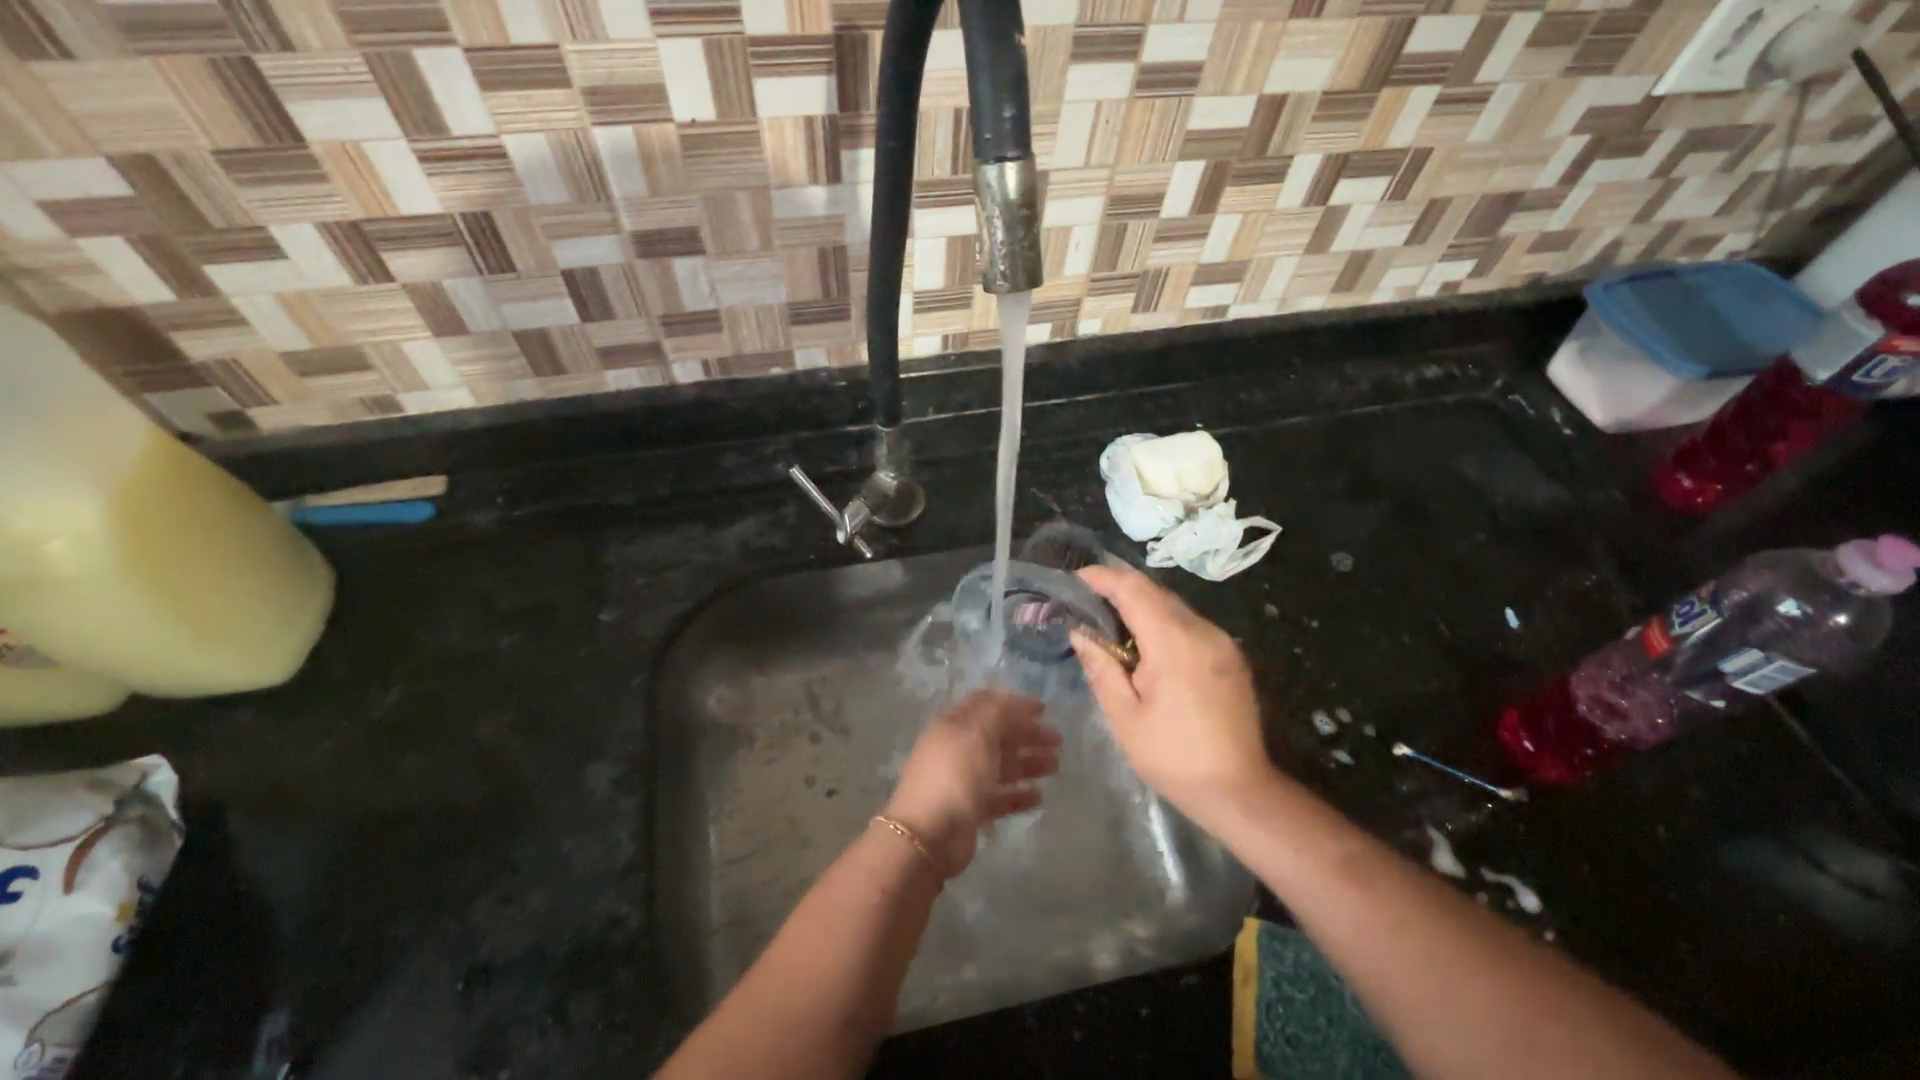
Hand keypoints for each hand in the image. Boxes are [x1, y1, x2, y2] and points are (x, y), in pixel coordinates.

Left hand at [882, 690, 1061, 877]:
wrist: (928, 835)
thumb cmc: (954, 777)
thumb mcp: (977, 735)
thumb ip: (999, 714)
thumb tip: (1017, 702)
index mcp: (954, 726)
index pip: (986, 704)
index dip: (1014, 704)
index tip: (1043, 709)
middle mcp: (958, 750)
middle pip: (997, 736)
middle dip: (1027, 734)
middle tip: (1058, 740)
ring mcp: (964, 781)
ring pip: (1001, 766)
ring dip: (1028, 763)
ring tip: (1056, 766)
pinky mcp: (971, 810)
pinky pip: (999, 798)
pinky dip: (1018, 796)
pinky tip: (1039, 797)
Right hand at [1070, 562, 1274, 822]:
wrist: (1237, 789)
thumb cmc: (1172, 756)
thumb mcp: (1124, 716)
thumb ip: (1101, 667)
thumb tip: (1080, 633)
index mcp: (1173, 642)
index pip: (1133, 590)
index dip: (1103, 578)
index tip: (1076, 578)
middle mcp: (1203, 631)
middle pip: (1156, 592)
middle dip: (1121, 589)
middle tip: (1088, 601)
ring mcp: (1223, 642)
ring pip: (1176, 607)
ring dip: (1143, 606)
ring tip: (1113, 624)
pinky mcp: (1231, 657)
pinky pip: (1192, 625)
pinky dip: (1164, 623)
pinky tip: (1148, 646)